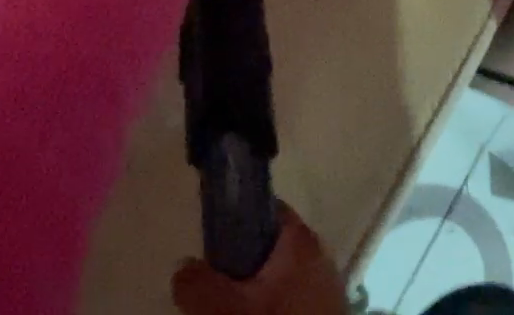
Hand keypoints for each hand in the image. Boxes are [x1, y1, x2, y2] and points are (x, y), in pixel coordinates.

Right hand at [171, 203, 348, 314]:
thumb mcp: (224, 312)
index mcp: (300, 241)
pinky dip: (273, 311)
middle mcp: (320, 258)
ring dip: (256, 294)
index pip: (266, 208)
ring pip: (282, 281)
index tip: (213, 239)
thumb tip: (184, 269)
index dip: (237, 217)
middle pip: (271, 247)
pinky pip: (293, 306)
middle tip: (216, 287)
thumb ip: (197, 285)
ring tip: (230, 312)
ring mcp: (329, 292)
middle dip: (242, 264)